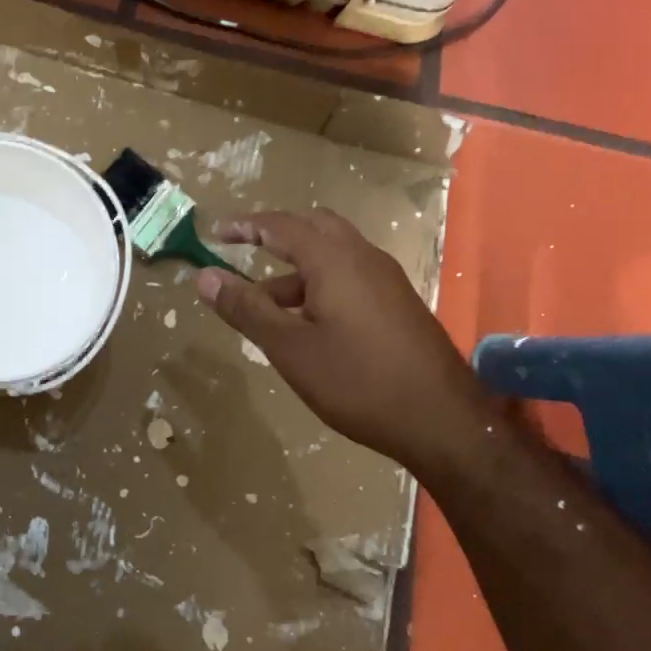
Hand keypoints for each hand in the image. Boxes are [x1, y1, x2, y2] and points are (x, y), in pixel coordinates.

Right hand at [195, 209, 491, 473]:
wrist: (447, 425)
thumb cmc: (359, 381)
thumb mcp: (289, 348)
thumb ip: (245, 308)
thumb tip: (204, 276)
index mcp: (333, 259)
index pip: (280, 224)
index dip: (244, 225)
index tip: (214, 233)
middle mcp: (362, 258)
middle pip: (313, 225)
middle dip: (275, 232)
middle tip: (242, 248)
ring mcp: (387, 281)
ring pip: (333, 253)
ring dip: (295, 265)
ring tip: (264, 301)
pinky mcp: (399, 305)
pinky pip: (350, 274)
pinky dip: (319, 281)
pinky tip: (307, 322)